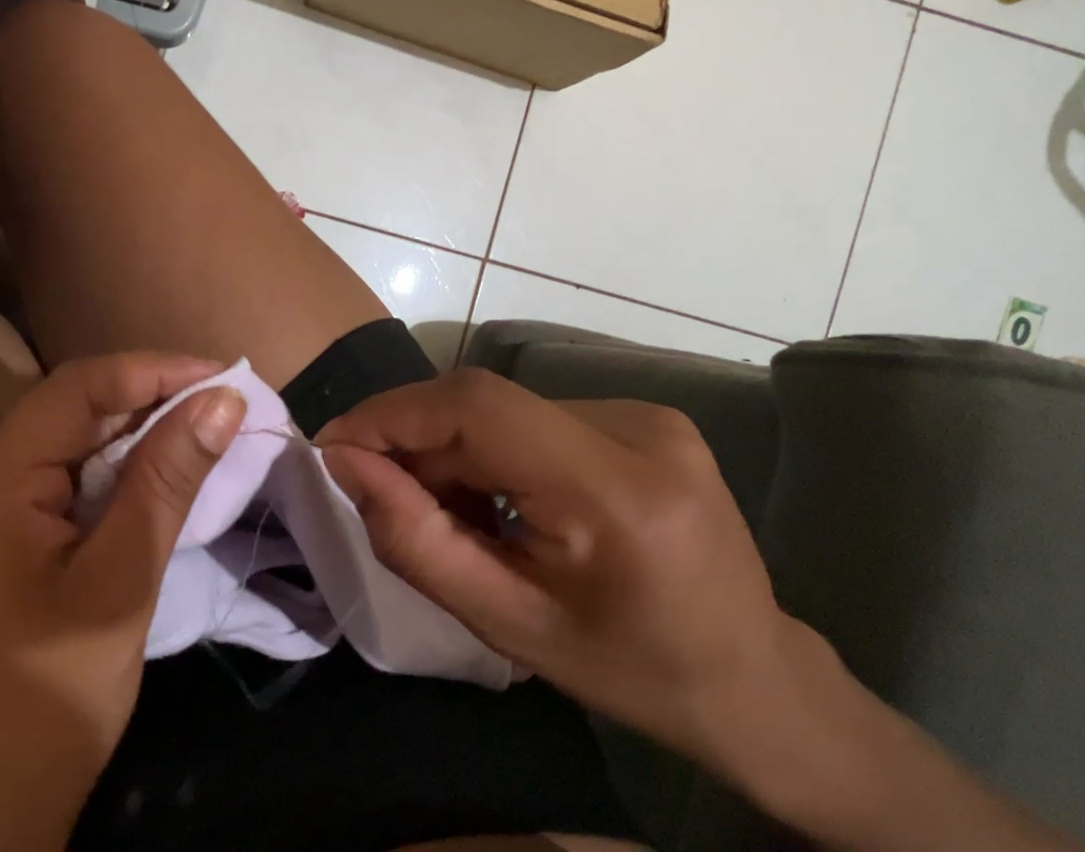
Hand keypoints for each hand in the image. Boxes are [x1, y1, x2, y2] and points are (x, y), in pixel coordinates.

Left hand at [0, 353, 246, 851]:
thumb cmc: (57, 691)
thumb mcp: (121, 580)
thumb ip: (166, 481)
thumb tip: (220, 400)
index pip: (76, 390)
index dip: (153, 371)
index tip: (224, 376)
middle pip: (67, 413)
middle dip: (147, 401)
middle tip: (223, 405)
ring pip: (65, 448)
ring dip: (133, 438)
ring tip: (203, 433)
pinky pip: (56, 485)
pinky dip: (109, 476)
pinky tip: (156, 479)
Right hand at [319, 371, 1084, 851]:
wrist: (751, 679)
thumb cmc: (626, 668)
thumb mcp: (504, 623)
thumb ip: (414, 539)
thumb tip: (344, 461)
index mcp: (617, 491)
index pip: (476, 407)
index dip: (390, 415)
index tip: (333, 449)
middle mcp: (639, 429)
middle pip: (483, 405)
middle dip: (413, 443)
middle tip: (384, 501)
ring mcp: (649, 416)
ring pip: (501, 409)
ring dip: (450, 451)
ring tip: (451, 517)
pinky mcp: (644, 418)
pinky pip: (531, 418)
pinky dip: (488, 451)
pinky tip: (497, 503)